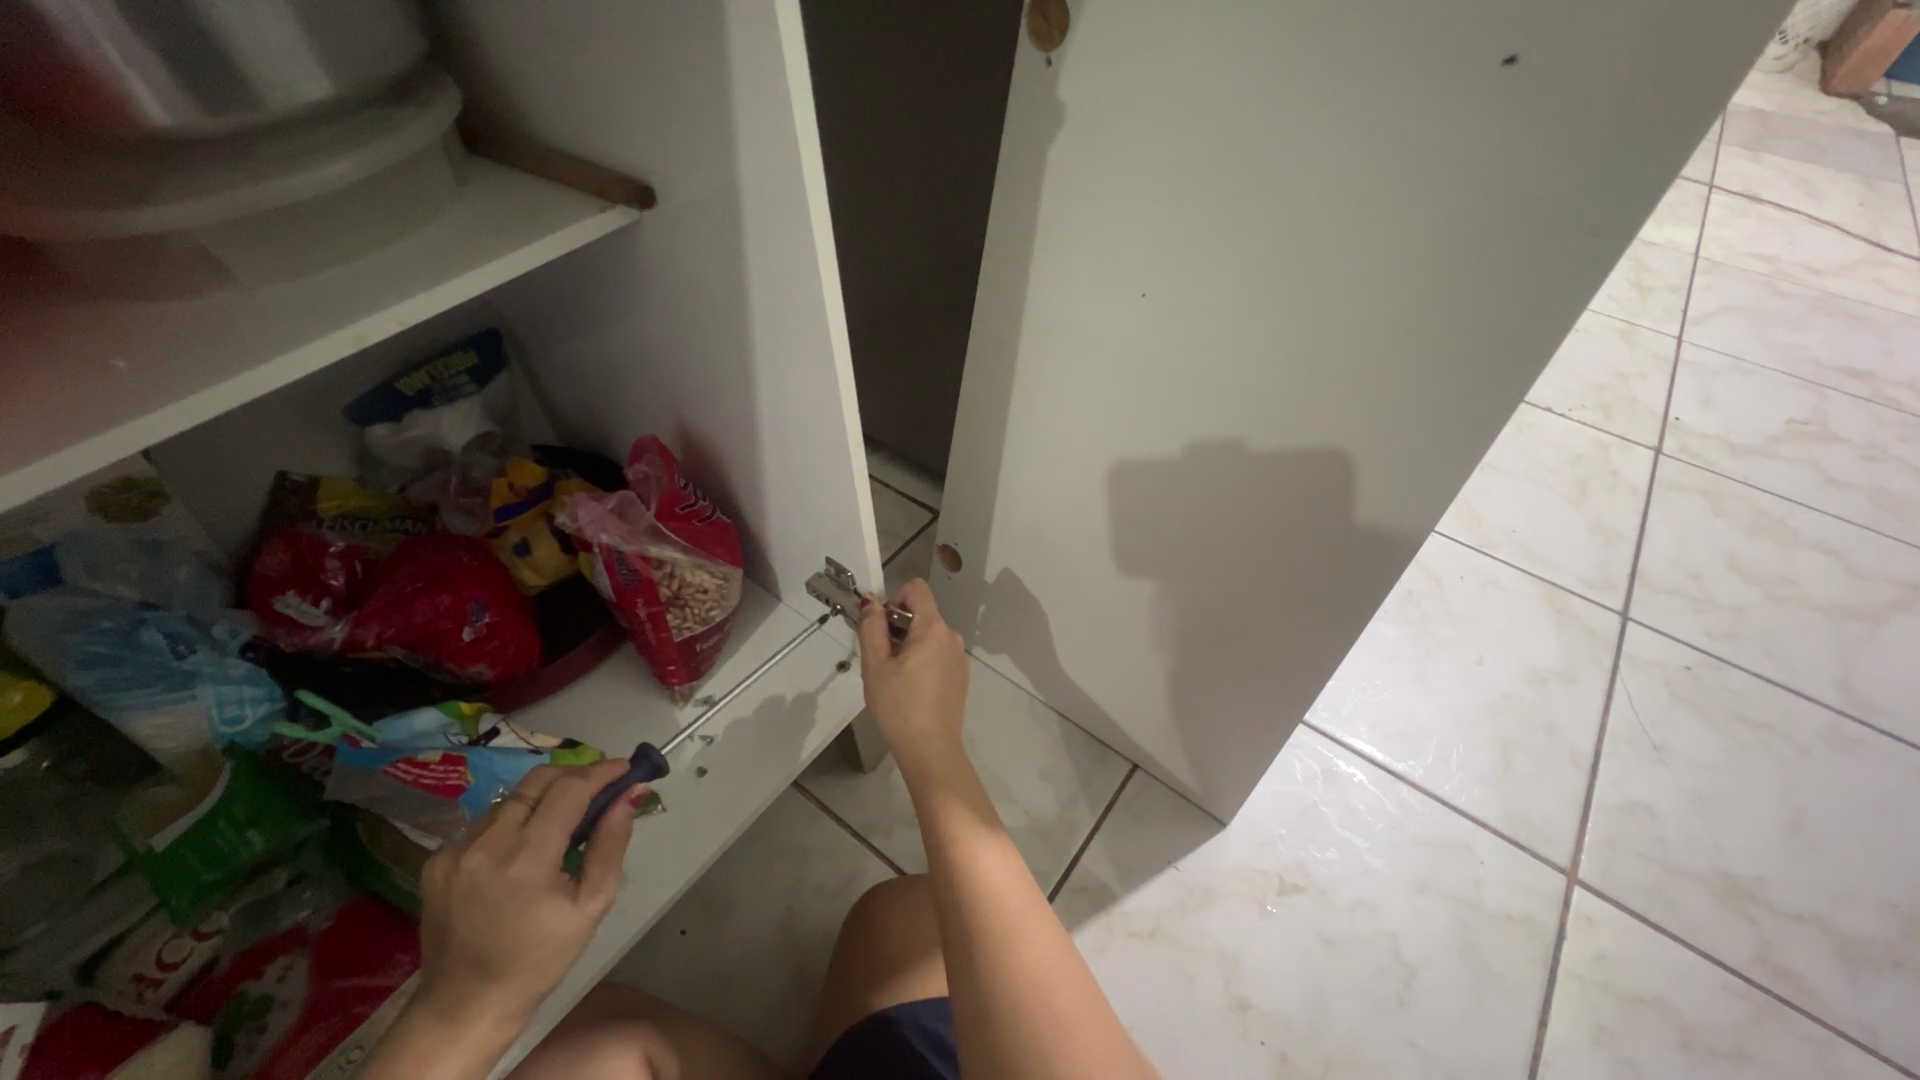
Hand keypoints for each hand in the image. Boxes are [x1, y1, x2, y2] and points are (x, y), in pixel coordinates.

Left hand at [412, 759, 641, 1034]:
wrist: (466, 1003)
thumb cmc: (540, 959)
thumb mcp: (591, 906)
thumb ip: (611, 845)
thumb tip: (628, 796)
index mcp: (526, 860)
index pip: (569, 790)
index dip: (601, 772)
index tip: (625, 767)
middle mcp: (485, 845)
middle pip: (537, 781)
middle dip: (574, 774)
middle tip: (600, 786)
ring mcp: (454, 850)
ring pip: (511, 799)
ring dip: (544, 799)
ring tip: (565, 820)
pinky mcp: (437, 859)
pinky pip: (486, 822)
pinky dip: (514, 821)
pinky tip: (525, 848)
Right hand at [858, 579, 969, 771]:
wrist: (930, 748)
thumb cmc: (898, 705)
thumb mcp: (875, 665)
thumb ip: (872, 628)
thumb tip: (871, 602)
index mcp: (933, 628)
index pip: (916, 589)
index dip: (894, 598)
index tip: (880, 626)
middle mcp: (951, 636)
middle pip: (922, 613)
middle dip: (897, 627)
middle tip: (879, 658)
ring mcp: (959, 657)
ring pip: (929, 636)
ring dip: (909, 646)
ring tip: (893, 678)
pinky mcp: (960, 676)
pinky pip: (938, 654)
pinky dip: (922, 660)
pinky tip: (910, 689)